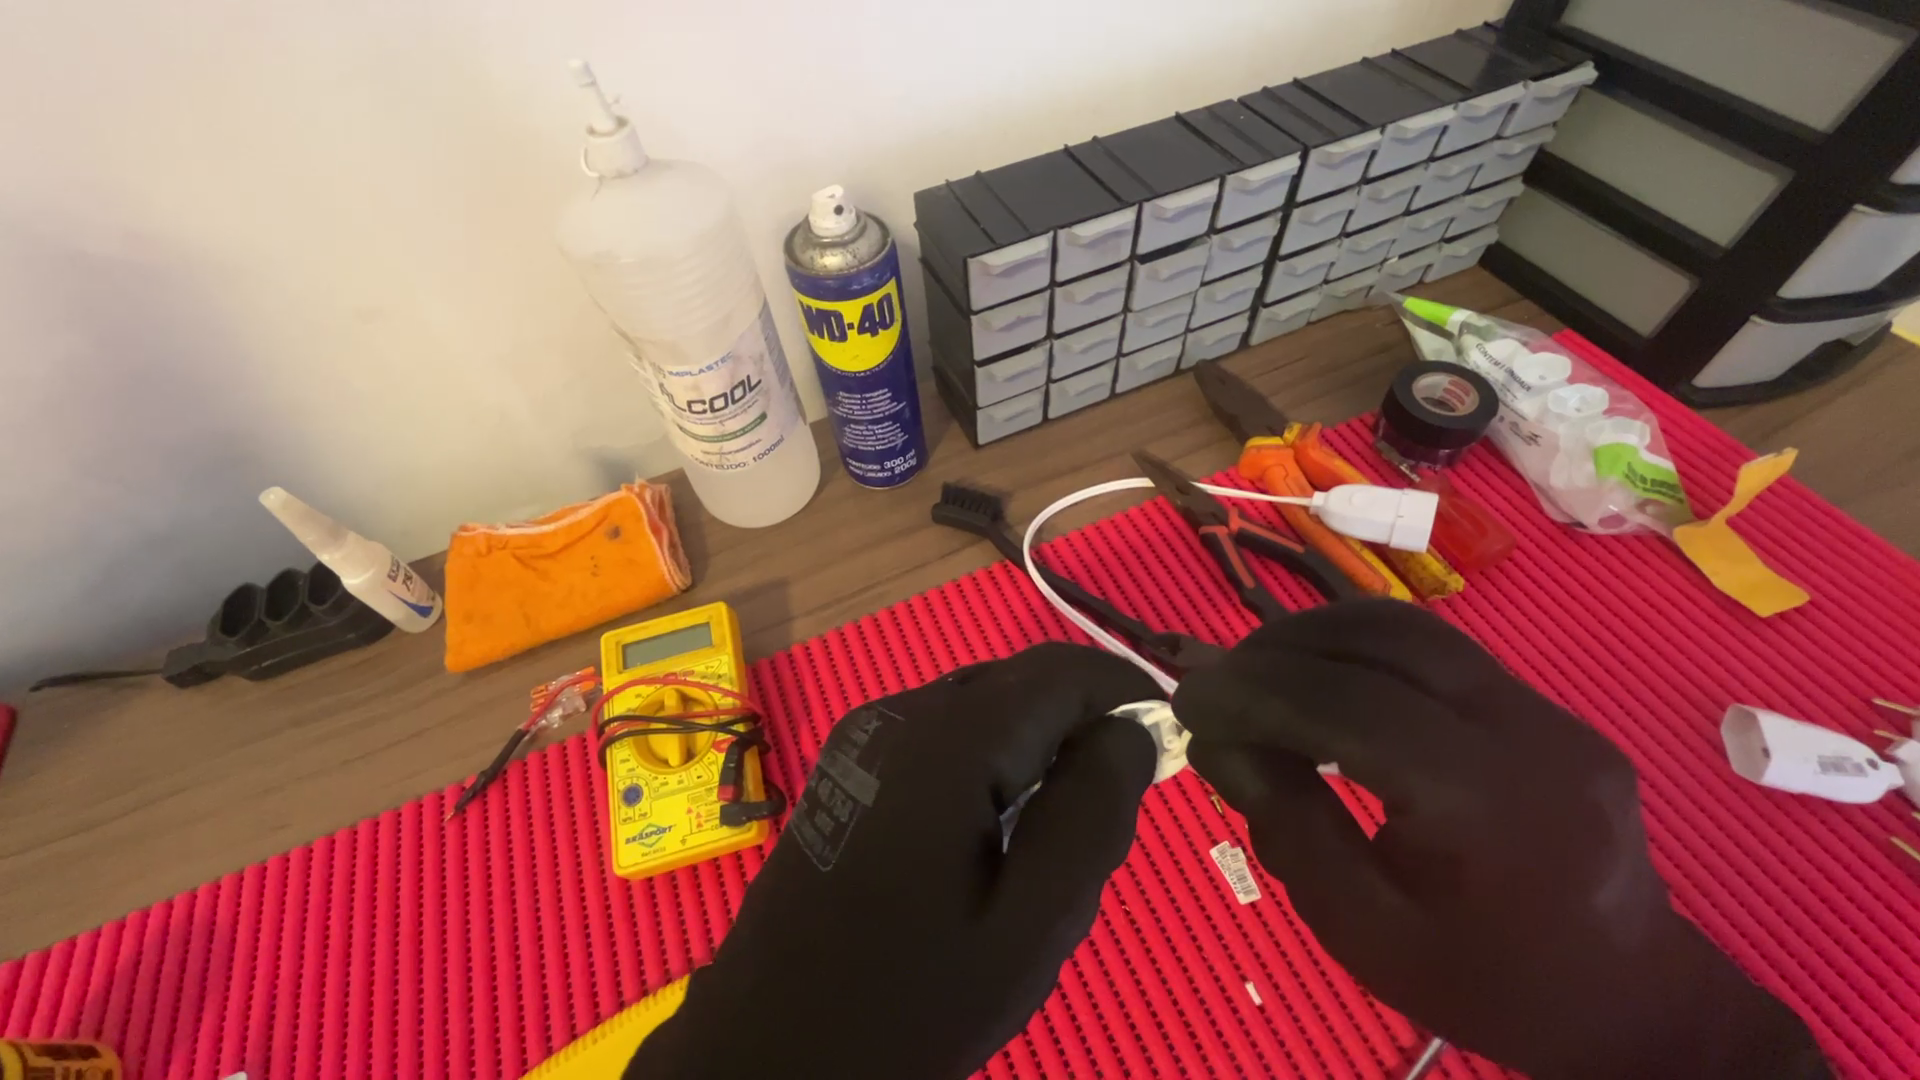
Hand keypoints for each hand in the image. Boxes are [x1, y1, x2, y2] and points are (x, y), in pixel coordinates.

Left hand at [629, 643, 1161, 1079]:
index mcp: (947, 739)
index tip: (1171, 735)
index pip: (1061, 672)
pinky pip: (944, 730)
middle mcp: (901, 711)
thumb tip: (1132, 728)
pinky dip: (992, 753)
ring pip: (983, 702)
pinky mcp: (852, 760)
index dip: (1125, 689)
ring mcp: (867, 732)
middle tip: (1118, 794)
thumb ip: (1093, 812)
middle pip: (1019, 680)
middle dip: (1083, 717)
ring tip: (1058, 818)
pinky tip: (993, 823)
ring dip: (1037, 737)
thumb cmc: (912, 998)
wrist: (773, 1046)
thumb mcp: (1031, 922)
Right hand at [1172, 601, 1827, 1079]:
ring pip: (1409, 628)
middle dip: (1280, 651)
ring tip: (1255, 672)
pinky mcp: (1542, 706)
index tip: (1190, 702)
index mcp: (1492, 806)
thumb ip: (1285, 824)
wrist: (1631, 1003)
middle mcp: (1532, 734)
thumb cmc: (1485, 985)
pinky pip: (1432, 649)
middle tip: (1216, 683)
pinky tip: (1316, 679)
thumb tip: (1217, 740)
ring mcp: (1548, 711)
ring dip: (1316, 636)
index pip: (1353, 708)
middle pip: (1385, 642)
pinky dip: (1356, 649)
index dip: (1258, 693)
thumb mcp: (1363, 930)